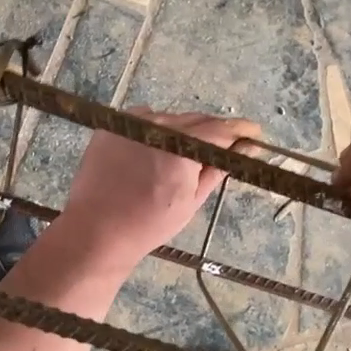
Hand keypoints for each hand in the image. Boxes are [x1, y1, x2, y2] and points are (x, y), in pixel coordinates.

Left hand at [55, 109, 262, 264]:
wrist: (96, 229)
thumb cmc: (148, 223)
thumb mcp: (191, 200)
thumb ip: (218, 169)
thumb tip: (245, 148)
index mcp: (180, 147)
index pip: (220, 129)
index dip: (240, 129)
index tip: (254, 132)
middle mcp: (157, 127)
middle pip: (195, 121)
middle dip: (212, 132)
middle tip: (224, 147)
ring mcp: (131, 123)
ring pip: (170, 120)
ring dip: (182, 133)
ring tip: (182, 157)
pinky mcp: (111, 126)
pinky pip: (143, 122)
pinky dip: (155, 133)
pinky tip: (153, 154)